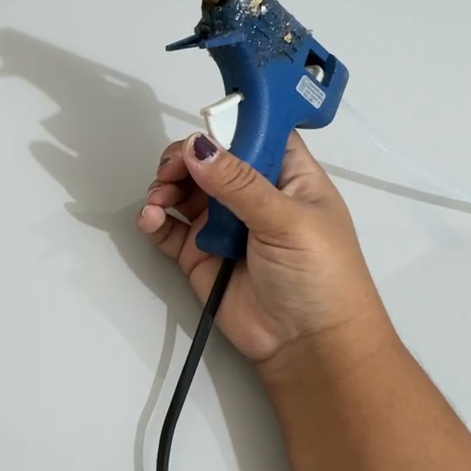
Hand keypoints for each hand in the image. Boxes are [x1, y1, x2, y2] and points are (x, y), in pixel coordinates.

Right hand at [135, 132, 390, 370]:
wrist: (306, 344)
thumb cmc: (319, 276)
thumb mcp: (286, 221)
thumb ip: (238, 184)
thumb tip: (197, 147)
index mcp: (288, 178)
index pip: (257, 136)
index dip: (229, 126)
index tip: (201, 129)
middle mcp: (252, 196)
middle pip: (208, 160)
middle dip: (184, 161)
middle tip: (172, 173)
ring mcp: (221, 224)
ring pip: (182, 190)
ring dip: (164, 188)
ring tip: (159, 202)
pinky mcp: (195, 253)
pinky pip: (166, 227)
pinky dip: (153, 219)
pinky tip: (151, 219)